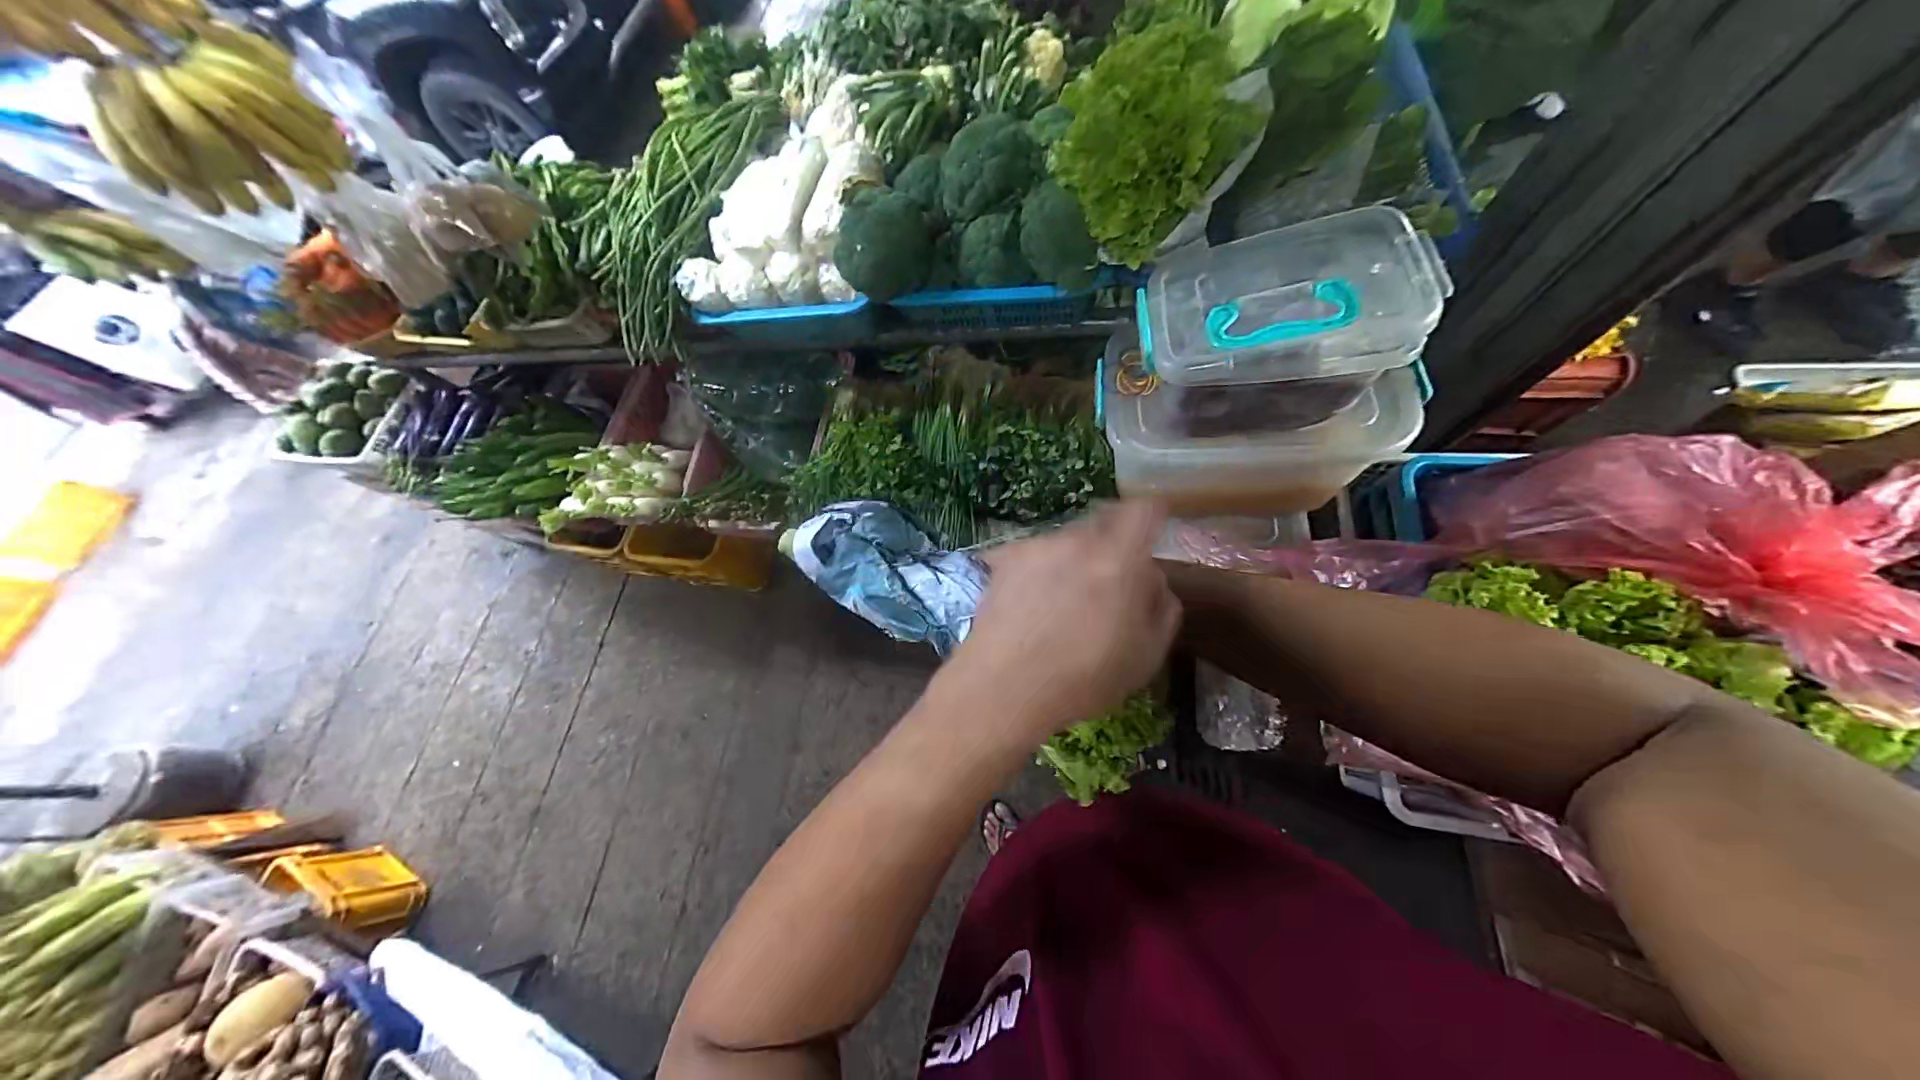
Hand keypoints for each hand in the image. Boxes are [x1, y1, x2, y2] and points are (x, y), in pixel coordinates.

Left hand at [944, 501, 1180, 741]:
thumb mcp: (1146, 655)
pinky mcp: (1004, 560)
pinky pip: (1034, 556)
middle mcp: (1077, 541)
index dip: (1151, 516)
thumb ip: (1161, 607)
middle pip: (1102, 524)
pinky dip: (1039, 572)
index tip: (1152, 530)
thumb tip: (1153, 579)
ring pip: (1065, 542)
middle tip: (1108, 584)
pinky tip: (1031, 605)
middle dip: (1111, 546)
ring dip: (1072, 560)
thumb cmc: (1085, 677)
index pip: (1143, 512)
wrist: (1005, 686)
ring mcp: (1036, 547)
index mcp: (1120, 559)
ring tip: (1062, 604)